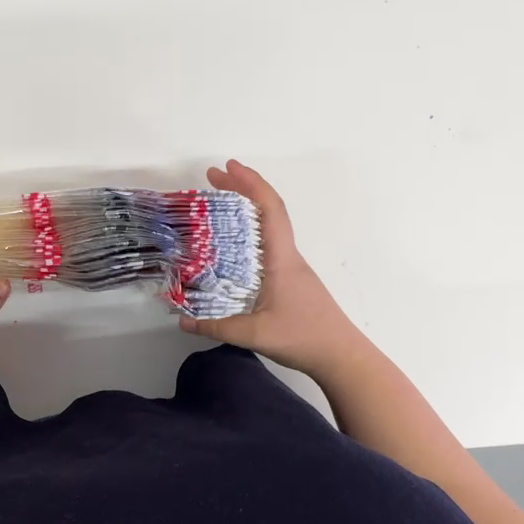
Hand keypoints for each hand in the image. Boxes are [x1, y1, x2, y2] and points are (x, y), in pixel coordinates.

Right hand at [180, 160, 363, 377]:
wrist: (341, 355)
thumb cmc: (303, 337)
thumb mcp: (253, 334)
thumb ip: (216, 327)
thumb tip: (182, 320)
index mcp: (282, 259)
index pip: (269, 210)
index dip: (249, 183)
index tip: (226, 168)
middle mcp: (288, 256)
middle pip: (268, 211)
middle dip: (242, 189)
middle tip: (213, 178)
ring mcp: (292, 268)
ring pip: (269, 228)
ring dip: (246, 211)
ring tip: (217, 206)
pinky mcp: (291, 281)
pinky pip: (267, 246)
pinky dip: (249, 234)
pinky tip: (231, 247)